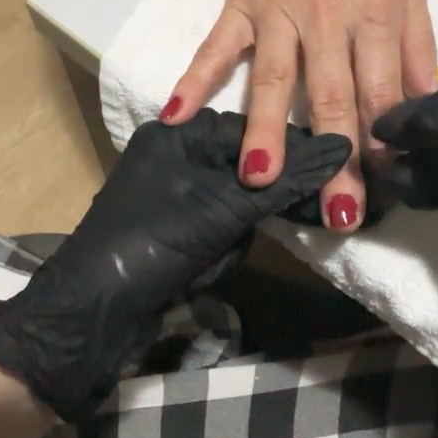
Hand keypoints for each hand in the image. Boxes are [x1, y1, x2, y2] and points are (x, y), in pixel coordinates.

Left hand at [0, 110, 349, 421]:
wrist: (96, 308)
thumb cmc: (154, 242)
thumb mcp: (223, 209)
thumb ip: (283, 183)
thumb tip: (341, 150)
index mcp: (176, 134)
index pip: (251, 129)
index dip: (295, 149)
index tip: (340, 164)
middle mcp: (174, 154)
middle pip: (247, 159)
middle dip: (280, 185)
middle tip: (324, 200)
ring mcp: (173, 192)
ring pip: (239, 190)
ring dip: (260, 212)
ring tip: (295, 219)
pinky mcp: (176, 227)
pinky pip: (223, 217)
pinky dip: (240, 232)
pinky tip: (254, 241)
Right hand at [169, 0, 437, 233]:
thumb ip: (417, 47)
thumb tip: (425, 108)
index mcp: (375, 13)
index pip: (382, 87)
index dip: (385, 137)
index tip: (386, 183)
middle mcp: (326, 18)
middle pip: (332, 96)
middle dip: (336, 157)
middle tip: (339, 213)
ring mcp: (276, 14)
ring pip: (273, 79)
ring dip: (265, 128)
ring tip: (259, 178)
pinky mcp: (238, 8)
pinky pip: (215, 47)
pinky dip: (194, 79)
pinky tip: (176, 115)